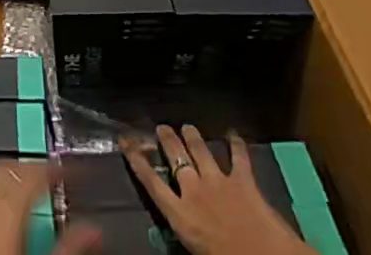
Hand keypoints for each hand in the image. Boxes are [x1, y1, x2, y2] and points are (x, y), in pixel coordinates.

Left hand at [0, 161, 100, 254]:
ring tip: (36, 198)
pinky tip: (7, 221)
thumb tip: (93, 231)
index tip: (74, 169)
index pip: (33, 171)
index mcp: (3, 210)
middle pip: (5, 168)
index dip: (56, 168)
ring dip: (11, 182)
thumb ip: (69, 247)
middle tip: (55, 178)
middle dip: (30, 168)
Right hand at [124, 125, 315, 254]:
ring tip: (188, 127)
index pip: (151, 182)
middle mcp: (194, 192)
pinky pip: (238, 158)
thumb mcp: (196, 250)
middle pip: (175, 158)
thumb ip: (187, 231)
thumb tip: (181, 223)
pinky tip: (233, 134)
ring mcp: (218, 183)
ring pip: (200, 151)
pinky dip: (236, 145)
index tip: (127, 142)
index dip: (137, 160)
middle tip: (161, 127)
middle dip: (167, 140)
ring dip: (193, 137)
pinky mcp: (243, 182)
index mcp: (180, 214)